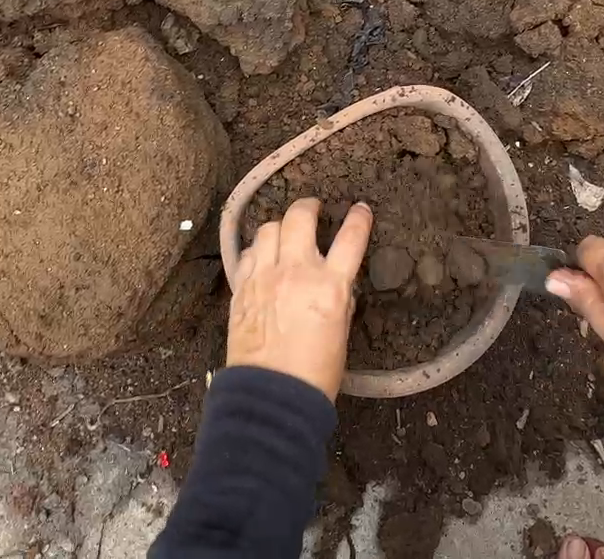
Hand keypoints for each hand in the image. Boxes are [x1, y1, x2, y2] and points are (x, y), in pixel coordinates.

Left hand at [227, 198, 372, 401]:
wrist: (270, 396)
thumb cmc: (315, 373)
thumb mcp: (340, 330)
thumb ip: (338, 297)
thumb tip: (335, 280)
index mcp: (329, 286)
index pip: (350, 238)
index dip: (359, 219)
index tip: (361, 209)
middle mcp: (296, 272)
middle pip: (300, 217)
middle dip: (309, 206)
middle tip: (314, 208)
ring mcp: (264, 277)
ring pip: (269, 228)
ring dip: (280, 227)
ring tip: (285, 233)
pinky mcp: (242, 288)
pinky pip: (249, 253)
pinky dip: (259, 249)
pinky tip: (263, 258)